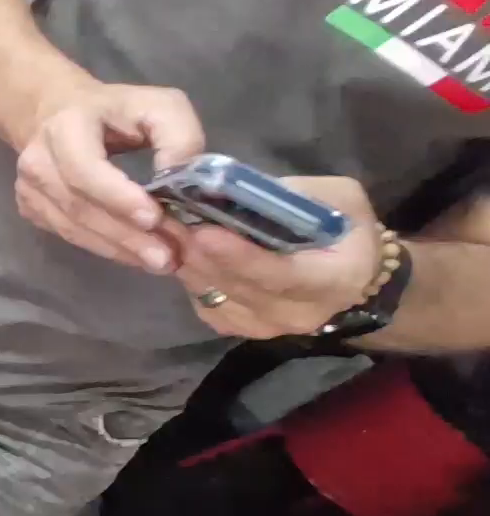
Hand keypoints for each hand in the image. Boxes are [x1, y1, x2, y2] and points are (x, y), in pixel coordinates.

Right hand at [15, 83, 206, 273]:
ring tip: (156, 261)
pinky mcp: (30, 210)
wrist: (54, 114)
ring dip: (115, 248)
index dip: (117, 197)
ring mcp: (27, 191)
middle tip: (165, 256)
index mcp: (64, 130)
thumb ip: (178, 136)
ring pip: (72, 227)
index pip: (84, 171)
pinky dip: (102, 247)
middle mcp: (36, 164)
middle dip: (124, 234)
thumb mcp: (158, 105)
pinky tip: (132, 253)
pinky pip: (67, 234)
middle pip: (79, 207)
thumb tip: (182, 180)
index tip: (154, 219)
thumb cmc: (114, 110)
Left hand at [173, 176, 382, 339]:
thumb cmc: (348, 231)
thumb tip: (231, 189)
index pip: (278, 275)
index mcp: (333, 281)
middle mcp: (293, 313)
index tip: (203, 233)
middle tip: (168, 221)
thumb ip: (292, 197)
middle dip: (197, 251)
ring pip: (209, 292)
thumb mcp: (339, 201)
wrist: (347, 278)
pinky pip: (200, 299)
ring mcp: (258, 325)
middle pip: (232, 283)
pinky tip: (181, 251)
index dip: (237, 256)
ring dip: (186, 260)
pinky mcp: (230, 326)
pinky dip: (189, 273)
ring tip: (167, 230)